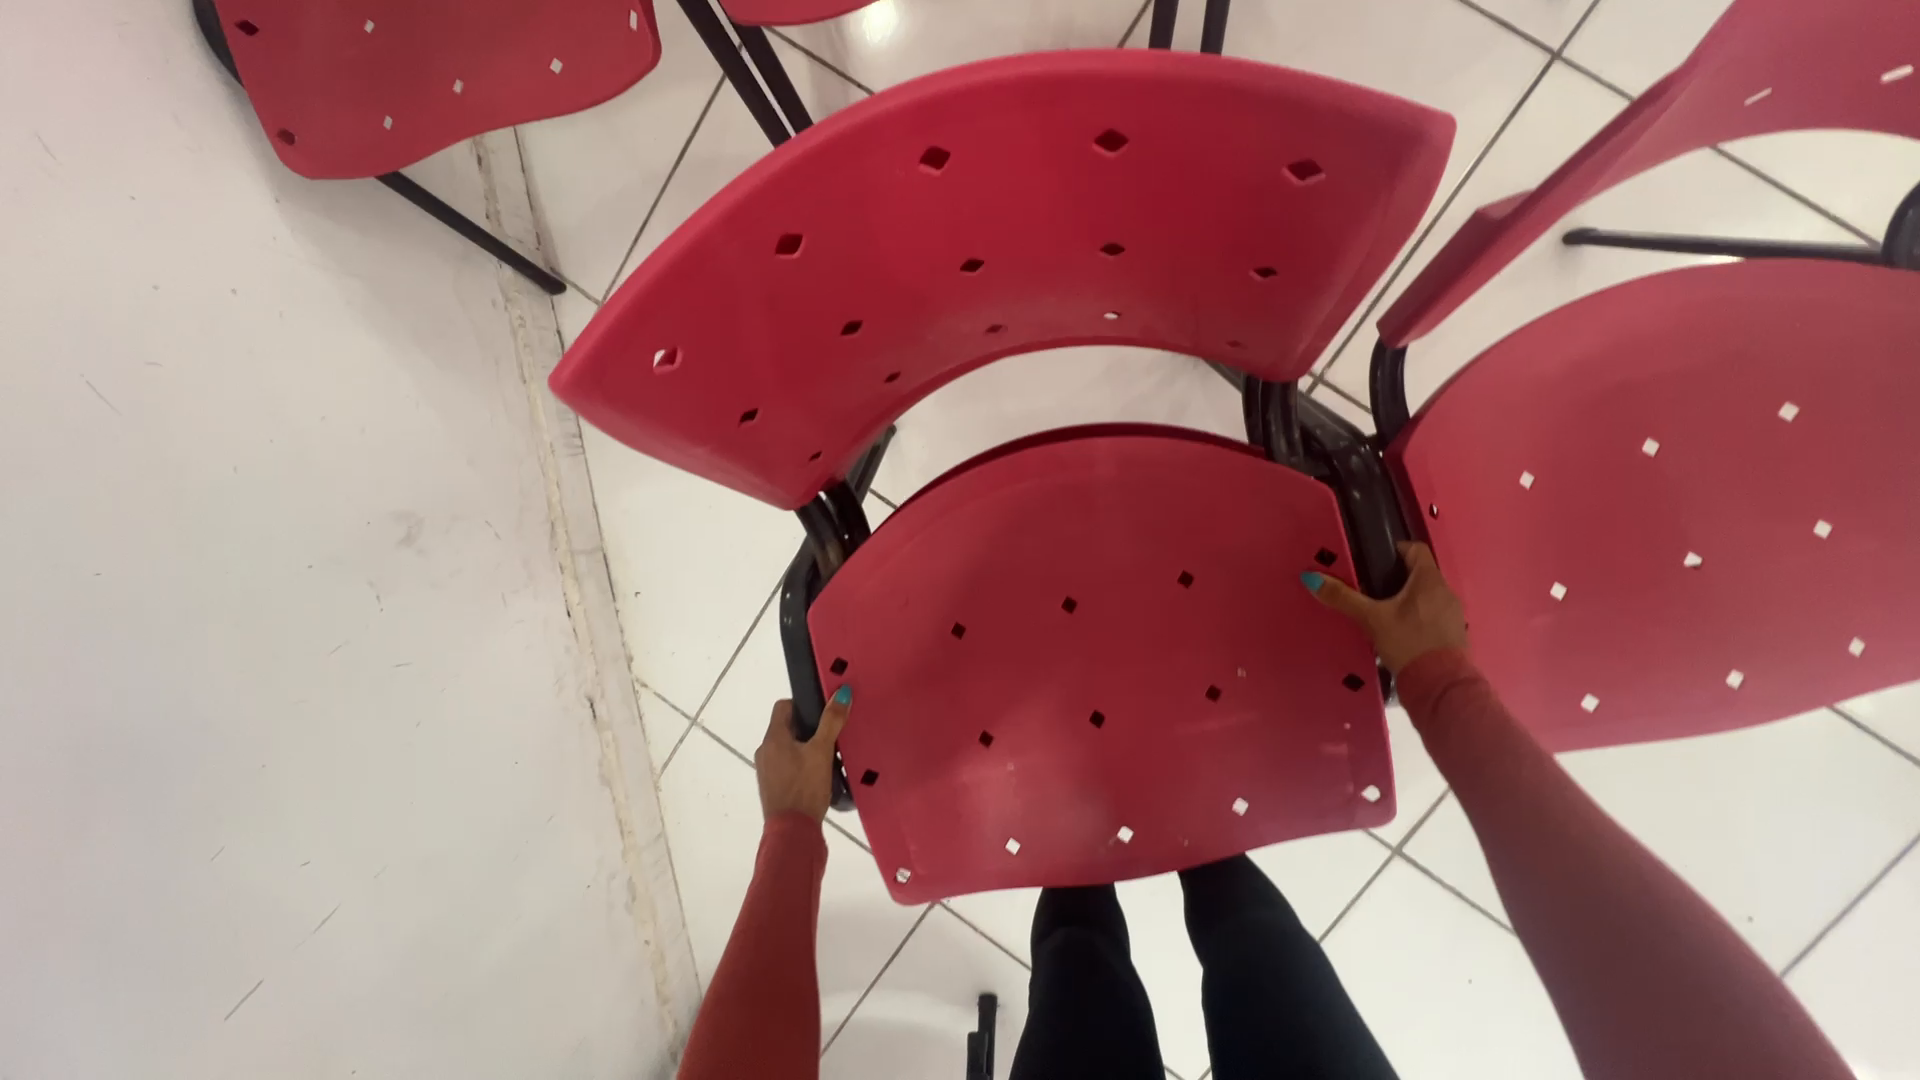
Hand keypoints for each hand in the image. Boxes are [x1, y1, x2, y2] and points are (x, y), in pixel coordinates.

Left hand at [755, 687, 850, 821]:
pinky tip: (817, 777)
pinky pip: (786, 766)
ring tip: (827, 758)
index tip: (822, 715)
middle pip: (787, 728)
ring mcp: (766, 771)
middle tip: (830, 737)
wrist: (792, 831)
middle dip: (809, 729)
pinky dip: (801, 765)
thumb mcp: (822, 751)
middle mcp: (764, 751)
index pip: (784, 706)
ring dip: (805, 749)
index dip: (803, 705)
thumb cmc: (805, 786)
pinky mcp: (772, 787)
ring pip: (787, 748)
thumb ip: (831, 721)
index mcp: (773, 738)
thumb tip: (842, 693)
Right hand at [1303, 541, 1467, 673]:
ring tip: (1384, 613)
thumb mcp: (1370, 619)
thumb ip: (1343, 598)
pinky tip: (1402, 632)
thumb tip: (1311, 578)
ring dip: (1408, 599)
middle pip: (1420, 573)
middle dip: (1397, 578)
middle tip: (1372, 589)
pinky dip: (1418, 617)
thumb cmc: (1407, 641)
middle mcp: (1445, 591)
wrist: (1439, 684)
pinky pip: (1433, 614)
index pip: (1415, 549)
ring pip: (1427, 595)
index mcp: (1428, 580)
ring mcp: (1453, 613)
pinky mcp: (1454, 632)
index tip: (1375, 561)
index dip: (1395, 550)